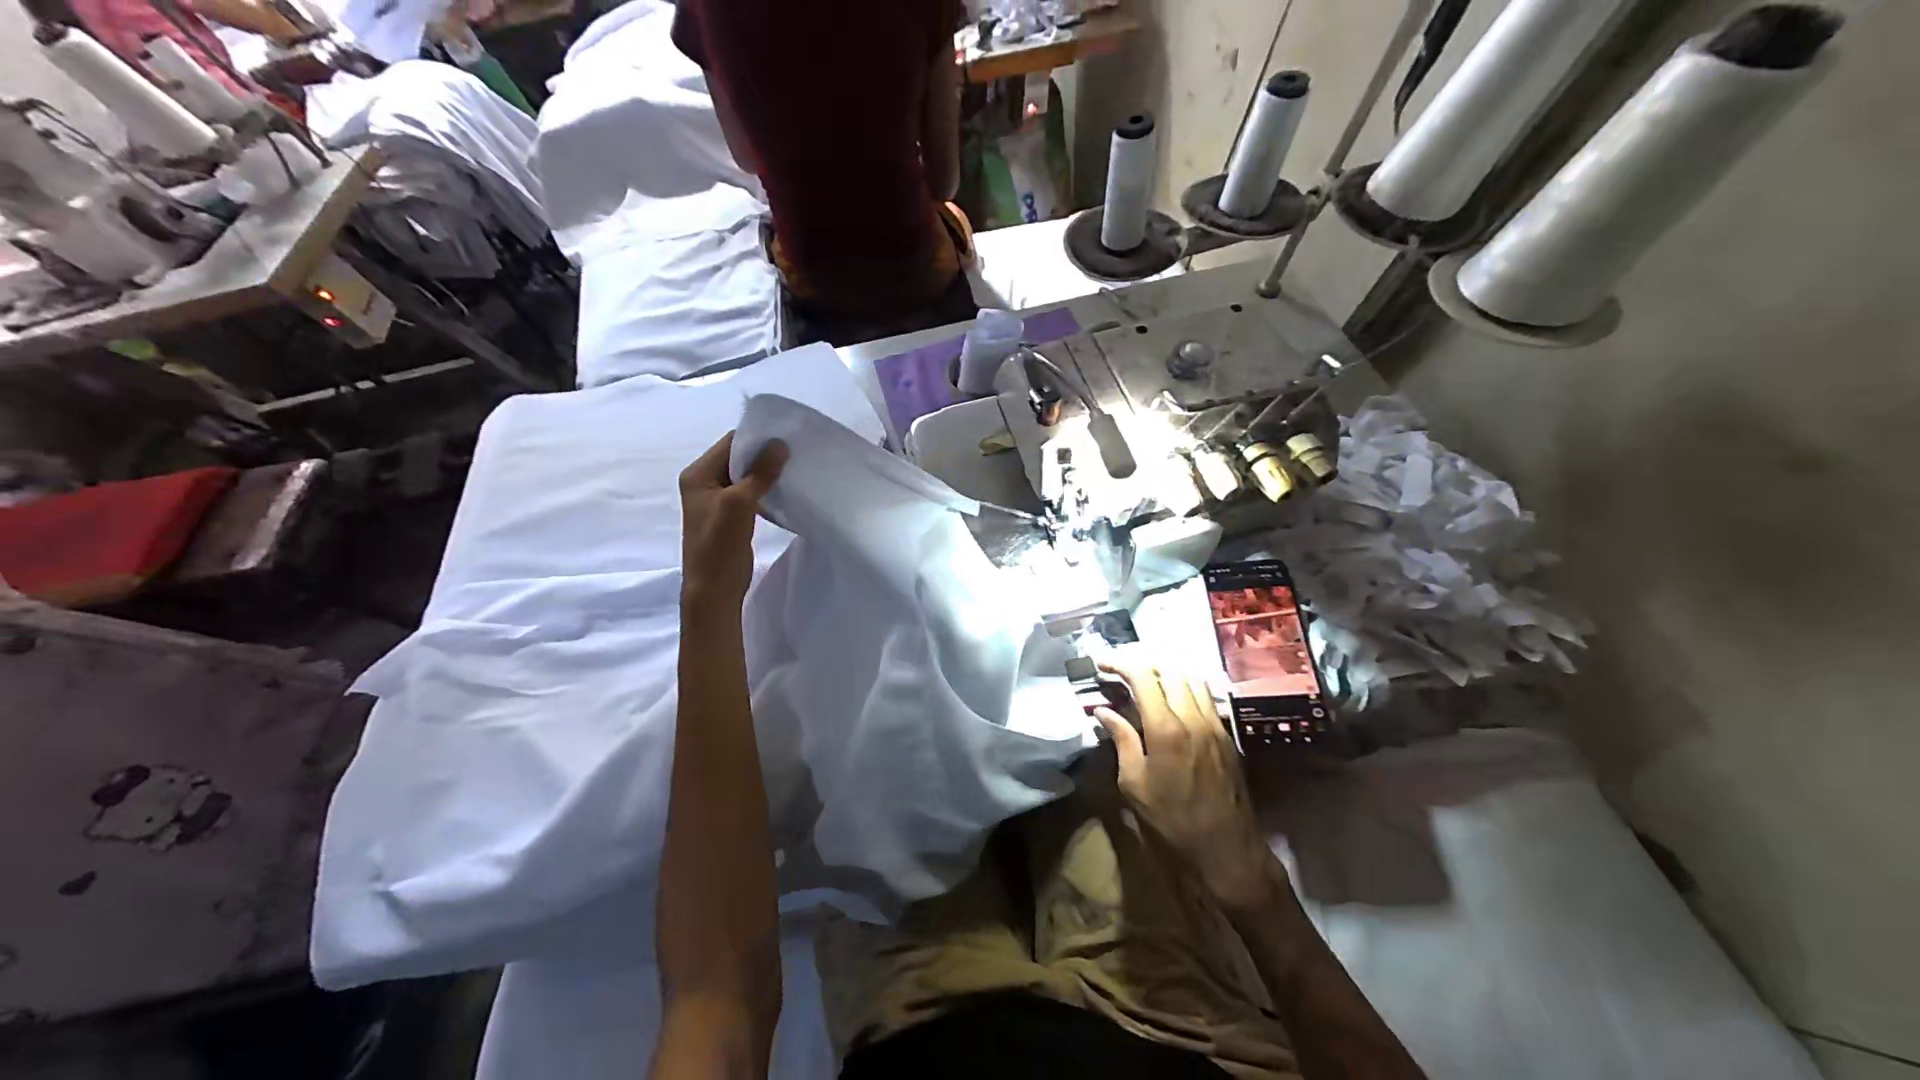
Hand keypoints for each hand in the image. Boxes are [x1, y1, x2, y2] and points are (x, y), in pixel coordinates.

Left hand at [679, 432, 787, 604]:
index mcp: (697, 474)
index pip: (730, 443)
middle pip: (738, 458)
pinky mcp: (730, 515)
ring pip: (746, 476)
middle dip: (764, 455)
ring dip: (767, 473)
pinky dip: (766, 490)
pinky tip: (785, 491)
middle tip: (795, 453)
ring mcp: (717, 500)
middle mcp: (704, 482)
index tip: (787, 438)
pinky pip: (750, 493)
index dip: (757, 439)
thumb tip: (779, 444)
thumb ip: (759, 473)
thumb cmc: (719, 544)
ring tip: (794, 469)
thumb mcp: (739, 503)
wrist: (714, 589)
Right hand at [1093, 658, 1280, 910]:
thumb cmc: (1171, 818)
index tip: (1103, 664)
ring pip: (1192, 678)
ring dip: (1167, 672)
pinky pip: (1206, 695)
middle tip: (1122, 671)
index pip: (1143, 677)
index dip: (1121, 663)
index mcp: (1166, 728)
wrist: (1226, 845)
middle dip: (1143, 663)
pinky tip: (1173, 698)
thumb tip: (1104, 711)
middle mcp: (1193, 717)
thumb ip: (1122, 740)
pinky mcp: (1226, 733)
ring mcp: (1214, 723)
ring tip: (1146, 680)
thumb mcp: (1134, 783)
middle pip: (1169, 670)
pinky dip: (1186, 686)